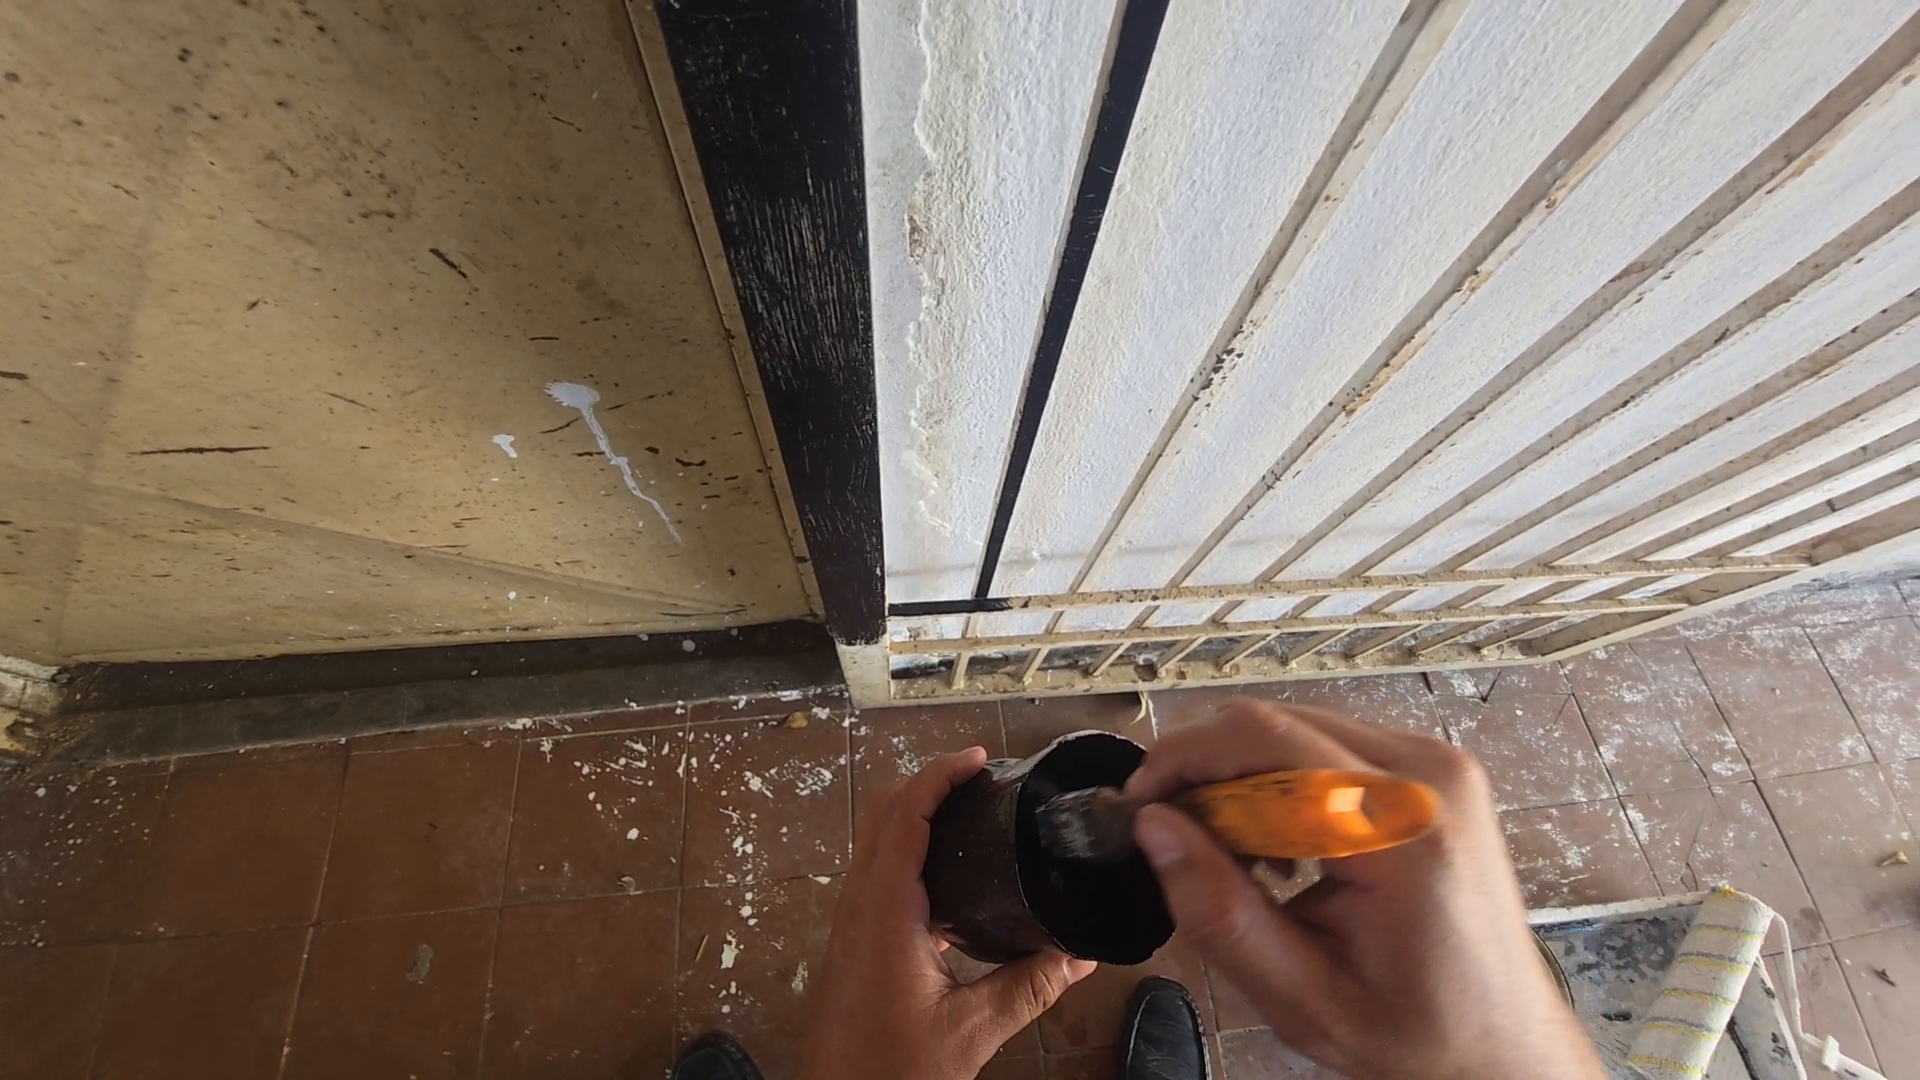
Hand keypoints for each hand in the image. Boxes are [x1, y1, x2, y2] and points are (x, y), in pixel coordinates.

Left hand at [797, 747, 1096, 1079]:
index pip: (906, 813)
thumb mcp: (969, 1032)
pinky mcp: (855, 934)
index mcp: (885, 907)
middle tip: (979, 777)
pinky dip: (908, 840)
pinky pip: (878, 864)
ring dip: (914, 807)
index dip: (940, 774)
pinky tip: (948, 864)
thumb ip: (1028, 988)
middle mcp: (860, 899)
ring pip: (875, 835)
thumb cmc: (893, 1070)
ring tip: (967, 806)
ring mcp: (852, 916)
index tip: (978, 759)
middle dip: (928, 780)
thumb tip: (1081, 954)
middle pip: (884, 810)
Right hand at [1128, 700, 1603, 1079]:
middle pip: (1270, 723)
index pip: (1265, 739)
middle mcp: (1425, 769)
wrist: (1511, 1050)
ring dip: (1237, 775)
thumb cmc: (1412, 1035)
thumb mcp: (1301, 1000)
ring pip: (1286, 725)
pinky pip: (1315, 742)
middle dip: (1204, 768)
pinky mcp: (1423, 763)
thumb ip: (1219, 913)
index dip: (1185, 755)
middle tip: (1180, 834)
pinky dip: (1273, 777)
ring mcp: (1430, 759)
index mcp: (1404, 827)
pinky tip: (1279, 837)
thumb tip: (1151, 823)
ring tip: (1236, 850)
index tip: (1141, 802)